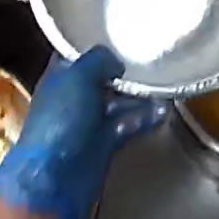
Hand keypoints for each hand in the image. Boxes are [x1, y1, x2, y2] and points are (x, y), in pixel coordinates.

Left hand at [0, 46, 167, 218]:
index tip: (125, 37)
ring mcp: (89, 121)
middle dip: (126, 71)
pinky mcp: (104, 142)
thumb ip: (99, 60)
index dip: (100, 45)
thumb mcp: (78, 76)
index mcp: (60, 77)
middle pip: (104, 77)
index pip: (80, 54)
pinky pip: (127, 124)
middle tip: (152, 61)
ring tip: (164, 87)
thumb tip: (115, 61)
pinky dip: (144, 118)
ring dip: (140, 95)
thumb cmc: (60, 120)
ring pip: (119, 101)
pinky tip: (161, 112)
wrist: (54, 181)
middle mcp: (74, 97)